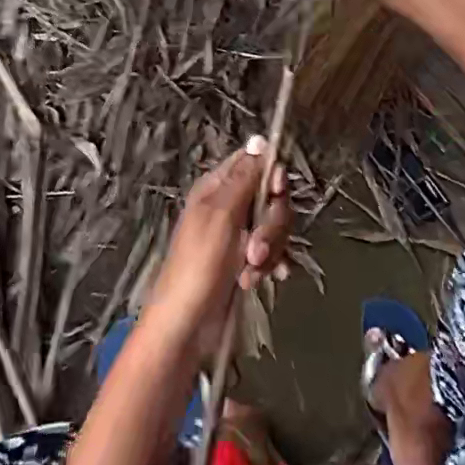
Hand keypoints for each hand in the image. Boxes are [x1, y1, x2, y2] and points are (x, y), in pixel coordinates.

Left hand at [145, 135, 292, 347]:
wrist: (187, 326)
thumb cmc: (198, 267)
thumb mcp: (220, 216)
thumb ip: (244, 178)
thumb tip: (260, 139)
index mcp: (217, 188)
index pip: (254, 163)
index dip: (271, 175)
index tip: (275, 192)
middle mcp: (230, 207)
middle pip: (272, 196)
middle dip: (272, 224)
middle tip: (256, 249)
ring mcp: (239, 235)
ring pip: (276, 226)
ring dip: (271, 249)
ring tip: (252, 272)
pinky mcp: (248, 260)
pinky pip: (275, 251)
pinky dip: (274, 264)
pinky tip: (267, 279)